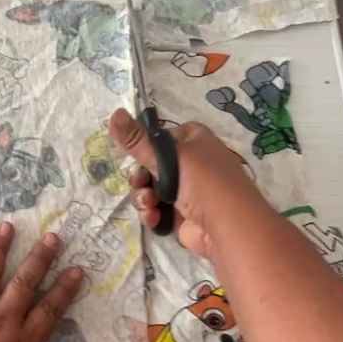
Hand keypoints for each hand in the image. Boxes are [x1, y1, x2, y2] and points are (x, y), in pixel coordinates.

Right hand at [107, 108, 264, 258]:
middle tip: (139, 182)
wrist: (229, 228)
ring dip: (143, 196)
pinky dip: (151, 212)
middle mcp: (190, 163)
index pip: (161, 136)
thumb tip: (114, 113)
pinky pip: (155, 208)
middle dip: (139, 176)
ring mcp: (185, 190)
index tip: (131, 152)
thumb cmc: (203, 183)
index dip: (144, 145)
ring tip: (149, 203)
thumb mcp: (167, 157)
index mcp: (193, 141)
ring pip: (148, 188)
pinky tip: (153, 217)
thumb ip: (136, 139)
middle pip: (149, 164)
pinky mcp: (180, 214)